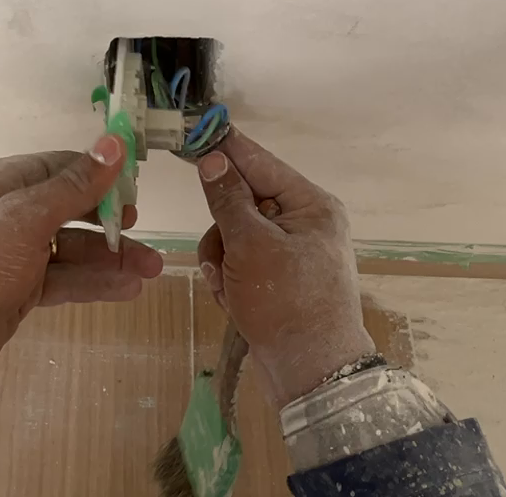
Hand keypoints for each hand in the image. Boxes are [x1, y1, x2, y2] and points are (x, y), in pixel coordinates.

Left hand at [0, 135, 165, 381]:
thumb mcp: (29, 217)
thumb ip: (76, 183)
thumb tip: (114, 141)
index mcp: (13, 181)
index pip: (68, 167)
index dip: (103, 175)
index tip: (136, 188)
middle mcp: (17, 210)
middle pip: (75, 207)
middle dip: (112, 220)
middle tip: (142, 229)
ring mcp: (20, 251)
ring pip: (76, 247)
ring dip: (112, 257)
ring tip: (152, 269)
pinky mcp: (23, 287)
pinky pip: (67, 277)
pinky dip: (95, 282)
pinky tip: (128, 288)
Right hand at [196, 128, 375, 406]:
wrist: (313, 377)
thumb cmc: (287, 302)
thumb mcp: (250, 245)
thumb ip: (228, 198)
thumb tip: (212, 158)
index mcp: (309, 204)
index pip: (258, 161)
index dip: (224, 147)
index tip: (192, 128)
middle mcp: (303, 220)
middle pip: (242, 200)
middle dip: (223, 229)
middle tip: (218, 255)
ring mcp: (292, 250)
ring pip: (235, 232)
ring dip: (222, 258)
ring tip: (227, 286)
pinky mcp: (279, 277)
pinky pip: (242, 260)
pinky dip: (231, 278)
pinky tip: (234, 300)